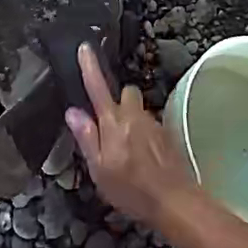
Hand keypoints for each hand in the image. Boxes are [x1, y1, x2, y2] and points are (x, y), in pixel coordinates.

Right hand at [65, 43, 201, 228]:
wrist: (174, 200)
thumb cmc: (131, 189)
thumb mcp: (99, 169)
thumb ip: (87, 137)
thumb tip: (73, 112)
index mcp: (114, 123)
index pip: (98, 88)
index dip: (89, 67)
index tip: (85, 47)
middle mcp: (135, 115)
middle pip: (126, 93)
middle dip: (118, 101)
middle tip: (110, 127)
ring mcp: (154, 123)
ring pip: (138, 110)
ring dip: (131, 120)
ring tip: (126, 151)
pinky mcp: (166, 133)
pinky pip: (149, 124)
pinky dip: (143, 133)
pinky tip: (142, 157)